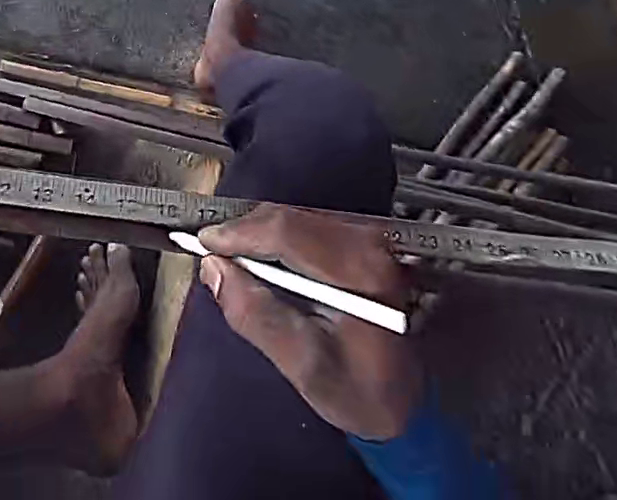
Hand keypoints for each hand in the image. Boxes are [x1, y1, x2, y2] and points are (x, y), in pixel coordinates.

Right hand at [196, 205, 421, 439]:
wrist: (414, 401)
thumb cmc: (364, 390)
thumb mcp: (306, 367)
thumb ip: (257, 317)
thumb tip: (213, 269)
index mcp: (360, 270)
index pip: (283, 231)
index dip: (236, 232)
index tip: (202, 243)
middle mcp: (368, 242)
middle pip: (283, 217)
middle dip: (241, 232)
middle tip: (212, 255)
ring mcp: (367, 236)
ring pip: (290, 216)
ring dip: (254, 233)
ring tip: (231, 258)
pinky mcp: (361, 238)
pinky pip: (302, 222)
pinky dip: (272, 235)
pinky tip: (261, 259)